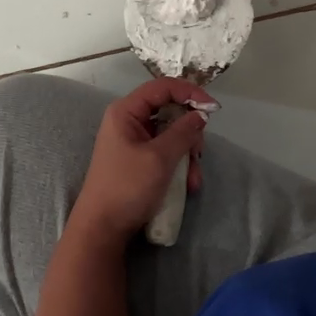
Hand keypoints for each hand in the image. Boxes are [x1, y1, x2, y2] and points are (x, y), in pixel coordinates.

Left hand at [69, 79, 214, 245]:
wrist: (103, 229)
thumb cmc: (127, 187)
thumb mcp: (159, 158)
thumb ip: (183, 132)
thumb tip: (201, 115)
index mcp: (126, 111)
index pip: (162, 87)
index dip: (189, 92)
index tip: (212, 108)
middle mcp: (129, 121)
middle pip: (169, 111)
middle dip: (189, 132)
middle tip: (198, 152)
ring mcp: (133, 141)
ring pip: (171, 135)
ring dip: (187, 154)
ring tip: (193, 179)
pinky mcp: (139, 160)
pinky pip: (165, 152)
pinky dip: (178, 165)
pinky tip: (187, 186)